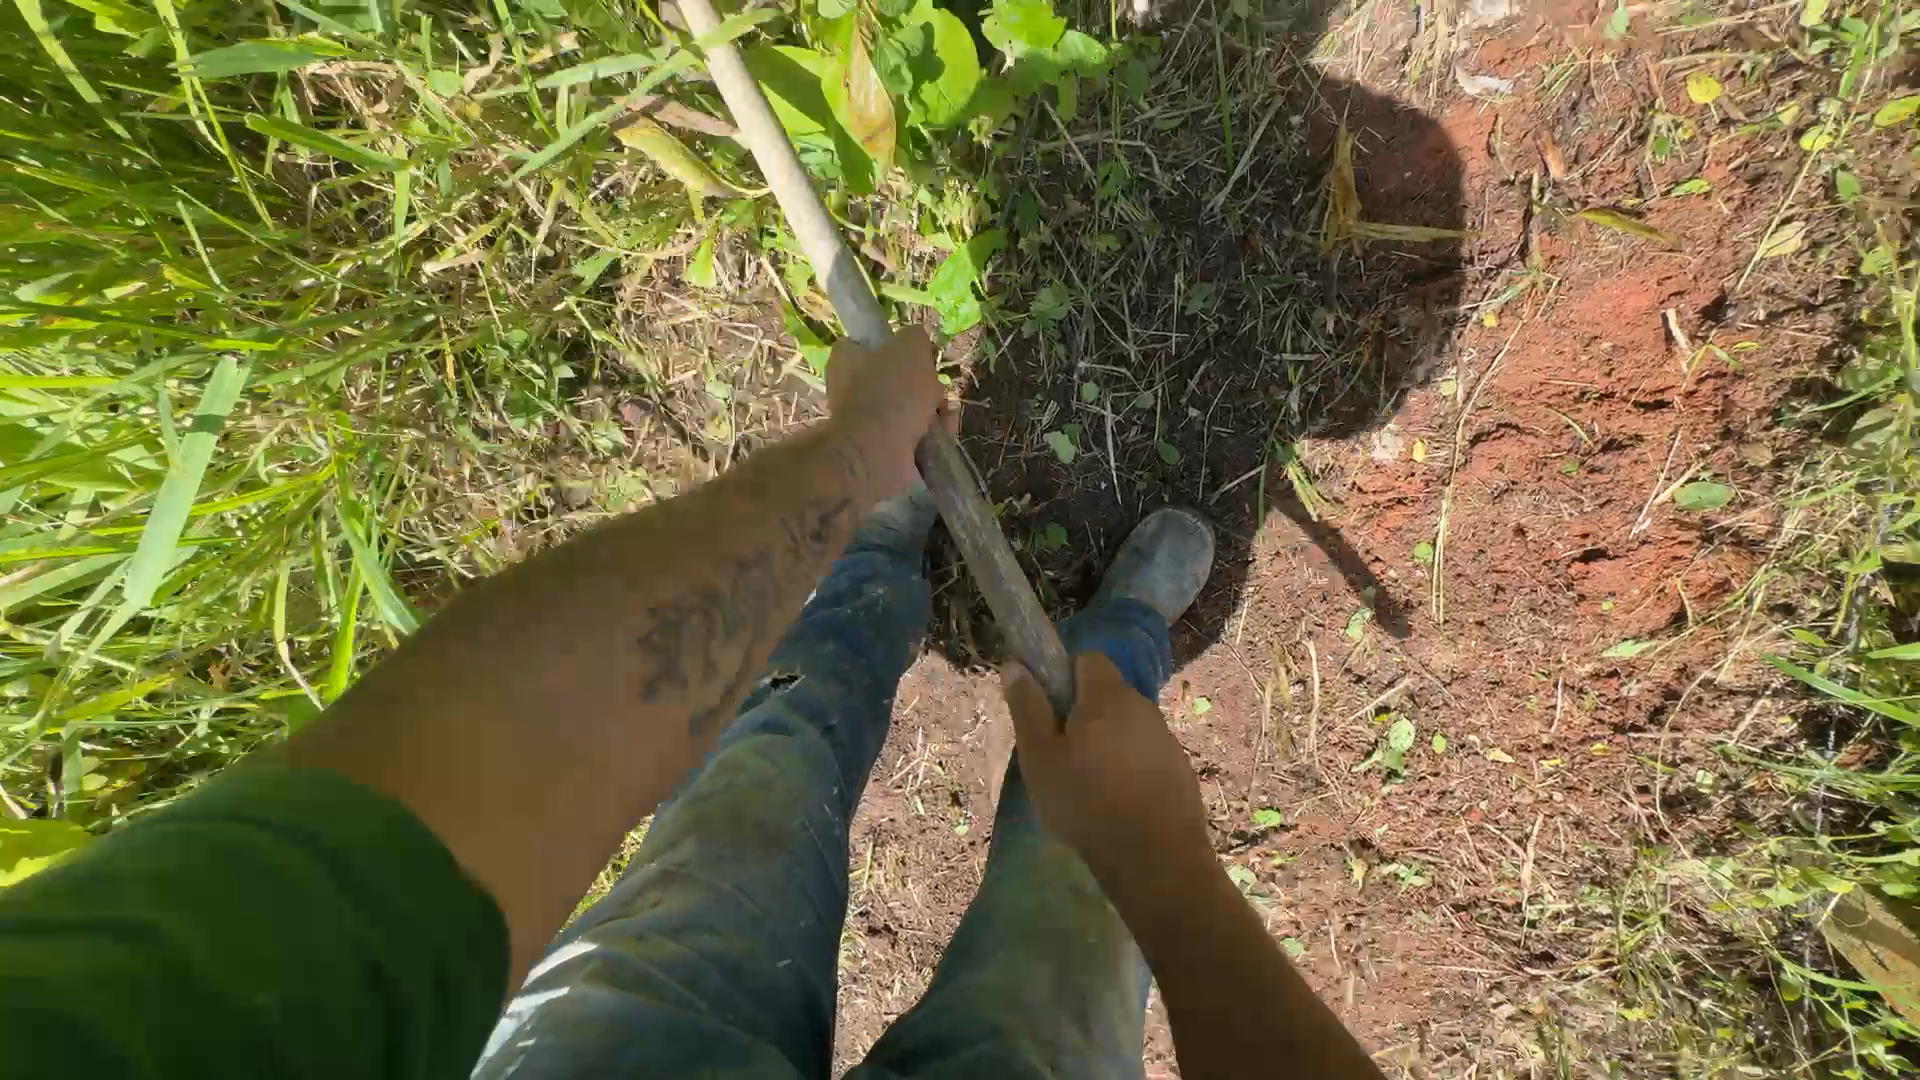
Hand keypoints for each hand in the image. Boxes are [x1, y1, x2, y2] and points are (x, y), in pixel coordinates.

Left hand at [826, 327, 944, 494]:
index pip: (871, 343)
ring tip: (943, 421)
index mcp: (848, 359)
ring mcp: (869, 421)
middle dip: (928, 386)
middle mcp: (853, 389)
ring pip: (913, 407)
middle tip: (936, 392)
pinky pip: (915, 434)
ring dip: (936, 412)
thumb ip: (915, 336)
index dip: (900, 347)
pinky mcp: (884, 447)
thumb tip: (918, 341)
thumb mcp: (910, 348)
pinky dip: (932, 436)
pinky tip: (942, 437)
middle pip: (902, 378)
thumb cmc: (891, 394)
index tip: (920, 355)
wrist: (877, 455)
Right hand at [1002, 653, 1214, 892]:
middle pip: (1107, 693)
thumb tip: (1015, 665)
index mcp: (1107, 696)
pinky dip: (1129, 765)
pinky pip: (1145, 752)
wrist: (1155, 860)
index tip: (1050, 710)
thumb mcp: (1040, 757)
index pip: (1088, 659)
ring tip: (1088, 783)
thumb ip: (1028, 707)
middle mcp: (1142, 706)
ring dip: (1107, 740)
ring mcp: (1166, 738)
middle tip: (1061, 753)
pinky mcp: (1180, 768)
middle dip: (1084, 713)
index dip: (1065, 677)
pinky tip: (1118, 801)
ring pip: (1126, 724)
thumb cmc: (1085, 802)